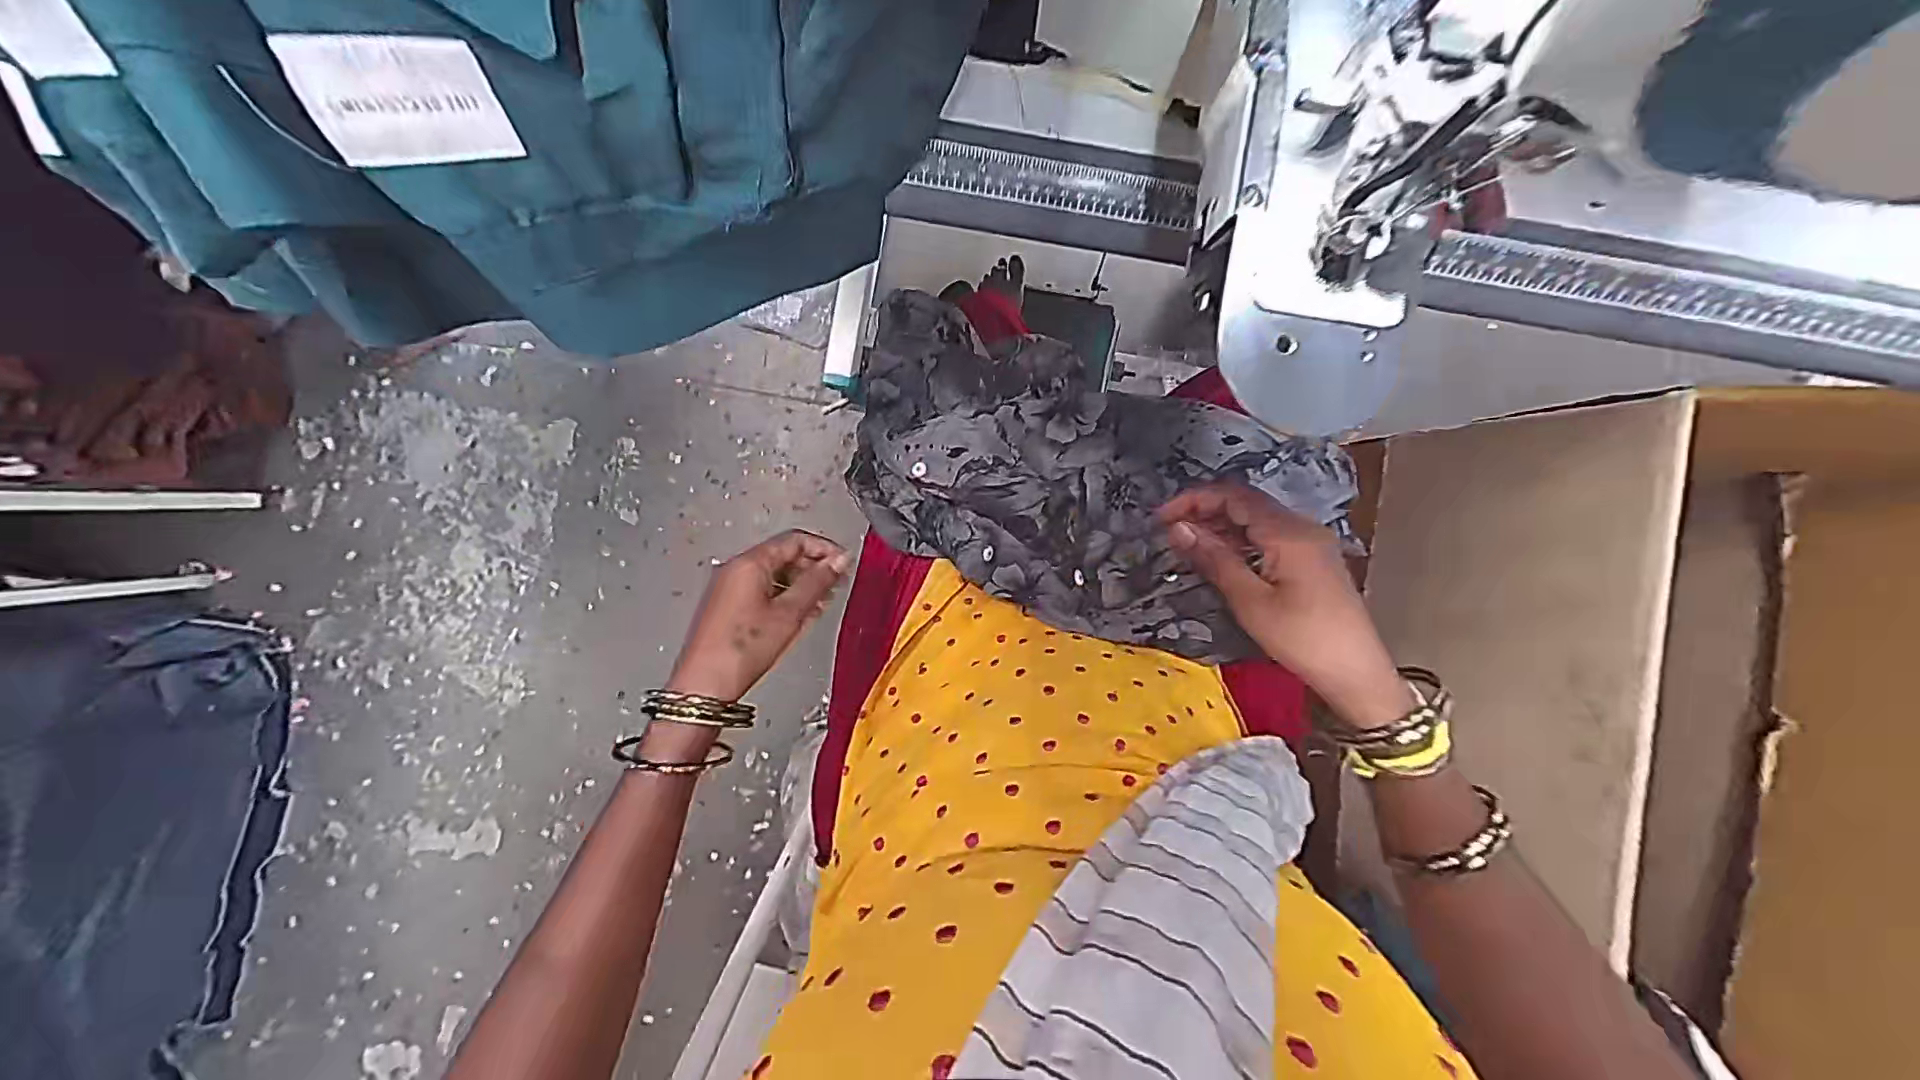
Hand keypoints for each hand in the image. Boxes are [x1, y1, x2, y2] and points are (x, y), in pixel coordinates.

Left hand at [666, 530, 850, 702]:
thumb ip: (817, 582)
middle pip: (784, 555)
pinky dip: (784, 598)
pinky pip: (762, 591)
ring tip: (820, 604)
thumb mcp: (790, 613)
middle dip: (814, 568)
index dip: (824, 549)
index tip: (843, 564)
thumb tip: (838, 561)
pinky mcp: (727, 607)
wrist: (704, 686)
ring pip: (774, 575)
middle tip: (836, 584)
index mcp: (749, 563)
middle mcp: (736, 569)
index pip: (794, 540)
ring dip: (800, 585)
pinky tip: (797, 616)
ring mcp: (729, 588)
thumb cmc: (740, 651)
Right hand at [1157, 483, 1415, 728]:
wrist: (1356, 673)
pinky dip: (1238, 540)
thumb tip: (1178, 528)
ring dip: (1219, 525)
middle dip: (1203, 510)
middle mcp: (1301, 528)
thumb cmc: (1302, 639)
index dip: (1194, 499)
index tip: (1161, 517)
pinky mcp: (1311, 559)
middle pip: (1245, 503)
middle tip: (1168, 531)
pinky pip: (1268, 536)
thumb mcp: (1250, 601)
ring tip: (1185, 544)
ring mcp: (1310, 542)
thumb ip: (1214, 559)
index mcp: (1288, 533)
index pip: (1234, 496)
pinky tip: (1218, 556)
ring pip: (1256, 519)